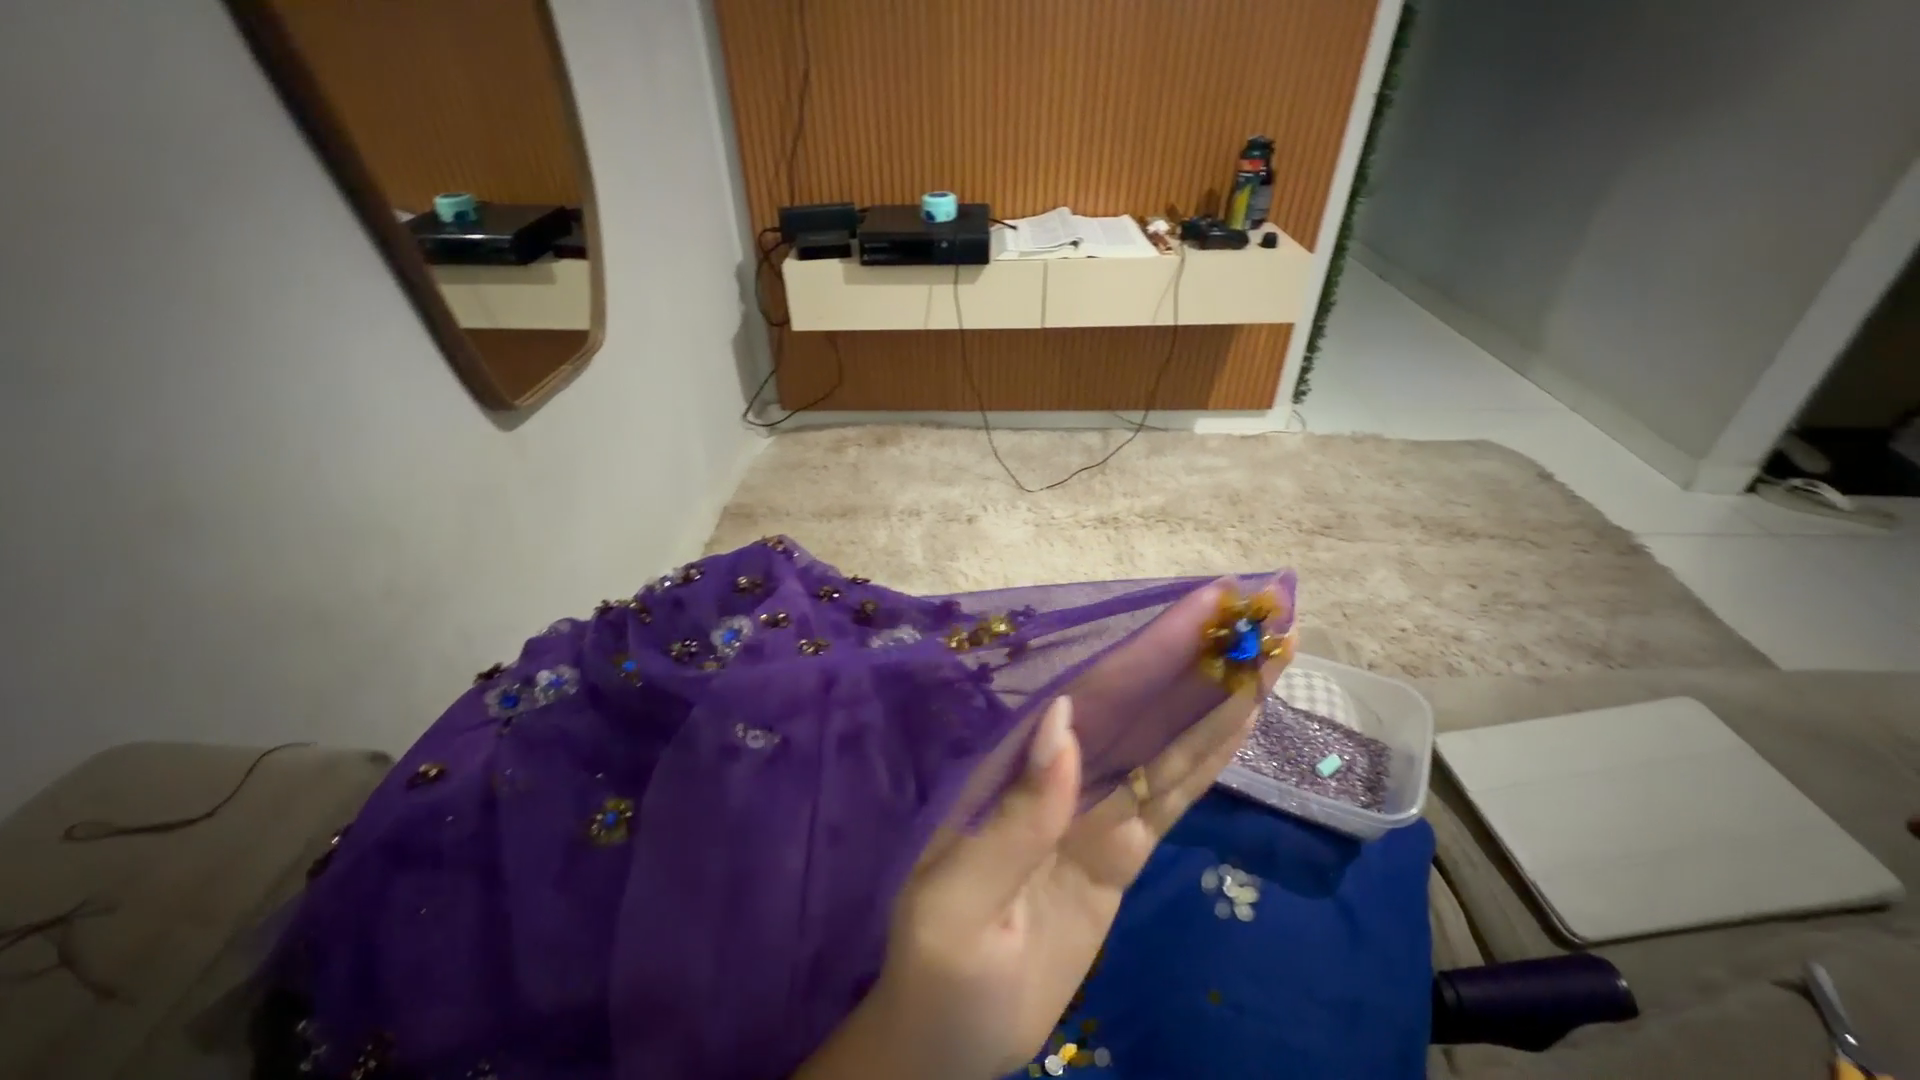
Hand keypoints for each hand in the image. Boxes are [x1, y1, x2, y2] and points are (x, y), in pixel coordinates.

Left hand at [797, 583, 1289, 1079]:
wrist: (950, 1040)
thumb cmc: (936, 972)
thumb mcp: (960, 901)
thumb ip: (1015, 816)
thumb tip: (1067, 720)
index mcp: (1010, 771)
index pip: (1088, 694)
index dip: (1146, 649)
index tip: (1204, 604)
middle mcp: (1056, 777)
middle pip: (1136, 708)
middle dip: (1194, 659)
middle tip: (1259, 611)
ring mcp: (1092, 815)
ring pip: (1164, 746)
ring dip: (1216, 701)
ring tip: (1271, 656)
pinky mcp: (1117, 856)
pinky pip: (1168, 800)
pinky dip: (1208, 761)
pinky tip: (1242, 724)